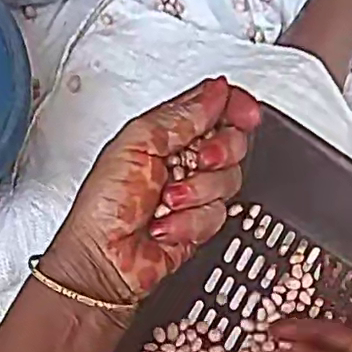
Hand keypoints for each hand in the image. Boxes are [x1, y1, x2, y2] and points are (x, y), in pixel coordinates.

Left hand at [36, 77, 261, 318]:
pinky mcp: (199, 226)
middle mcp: (184, 163)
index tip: (246, 113)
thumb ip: (180, 116)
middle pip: (231, 144)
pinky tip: (167, 225)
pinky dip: (191, 222)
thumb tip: (215, 93)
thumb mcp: (137, 142)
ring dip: (197, 193)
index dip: (234, 107)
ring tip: (167, 201)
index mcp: (167, 134)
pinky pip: (217, 216)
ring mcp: (193, 196)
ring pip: (228, 183)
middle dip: (219, 153)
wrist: (104, 258)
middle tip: (196, 163)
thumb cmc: (105, 206)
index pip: (213, 109)